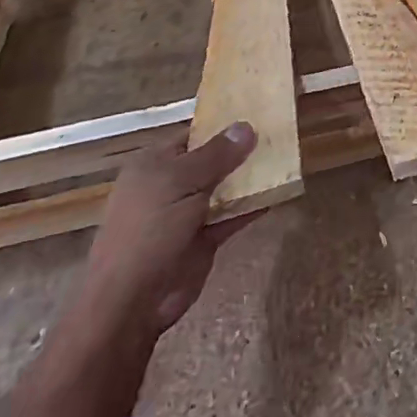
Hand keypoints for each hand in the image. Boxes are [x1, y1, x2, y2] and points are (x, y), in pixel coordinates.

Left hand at [74, 122, 262, 333]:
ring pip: (223, 188)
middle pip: (211, 161)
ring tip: (284, 161)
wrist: (131, 300)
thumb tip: (246, 126)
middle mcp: (170, 184)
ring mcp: (187, 213)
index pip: (192, 135)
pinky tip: (276, 195)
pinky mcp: (202, 239)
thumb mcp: (181, 181)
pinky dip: (251, 207)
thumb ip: (216, 155)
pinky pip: (230, 216)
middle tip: (278, 136)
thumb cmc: (149, 228)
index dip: (222, 126)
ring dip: (249, 179)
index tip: (257, 115)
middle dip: (240, 152)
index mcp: (154, 163)